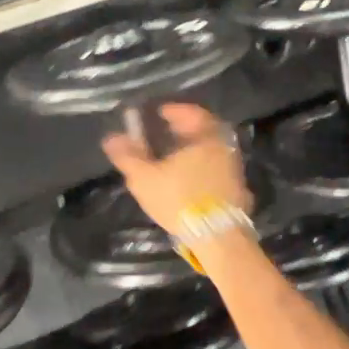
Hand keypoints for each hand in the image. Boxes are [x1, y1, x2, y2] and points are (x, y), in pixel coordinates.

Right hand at [102, 104, 252, 234]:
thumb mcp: (145, 178)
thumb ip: (128, 156)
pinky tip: (187, 181)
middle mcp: (225, 149)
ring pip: (210, 153)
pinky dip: (201, 169)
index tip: (159, 113)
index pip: (193, 113)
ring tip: (171, 160)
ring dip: (192, 152)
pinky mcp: (237, 192)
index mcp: (207, 137)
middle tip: (163, 135)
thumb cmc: (180, 199)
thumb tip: (111, 138)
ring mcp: (234, 171)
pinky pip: (216, 171)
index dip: (174, 110)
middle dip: (182, 132)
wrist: (217, 238)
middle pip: (203, 132)